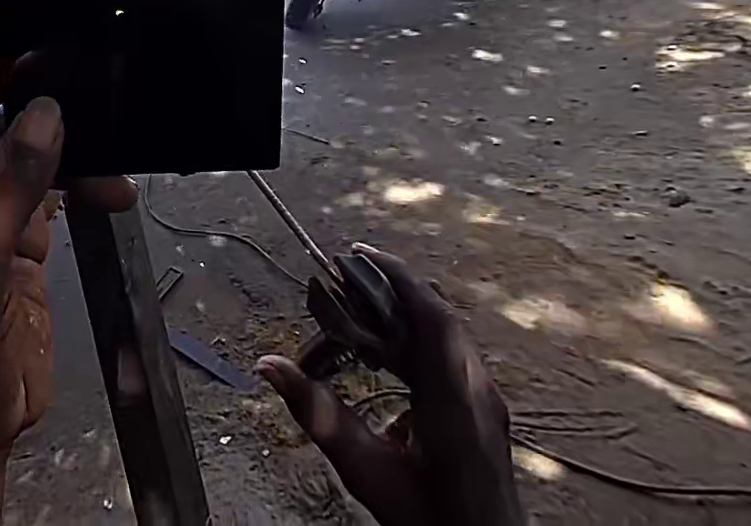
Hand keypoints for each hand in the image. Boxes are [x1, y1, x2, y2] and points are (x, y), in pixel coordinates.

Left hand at [0, 58, 132, 524]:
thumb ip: (7, 184)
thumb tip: (46, 108)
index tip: (42, 65)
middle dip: (36, 115)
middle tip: (92, 96)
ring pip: (23, 160)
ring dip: (67, 156)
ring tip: (114, 157)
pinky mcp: (13, 244)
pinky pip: (47, 197)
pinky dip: (79, 189)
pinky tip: (114, 193)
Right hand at [257, 245, 522, 525]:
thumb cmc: (427, 519)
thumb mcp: (365, 470)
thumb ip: (317, 414)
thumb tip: (267, 364)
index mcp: (453, 402)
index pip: (433, 317)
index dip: (398, 276)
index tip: (359, 251)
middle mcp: (476, 392)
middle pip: (439, 317)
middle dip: (394, 287)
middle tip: (349, 274)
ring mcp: (483, 400)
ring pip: (444, 333)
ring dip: (402, 311)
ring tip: (358, 305)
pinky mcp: (481, 408)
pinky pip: (447, 352)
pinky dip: (412, 335)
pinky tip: (382, 349)